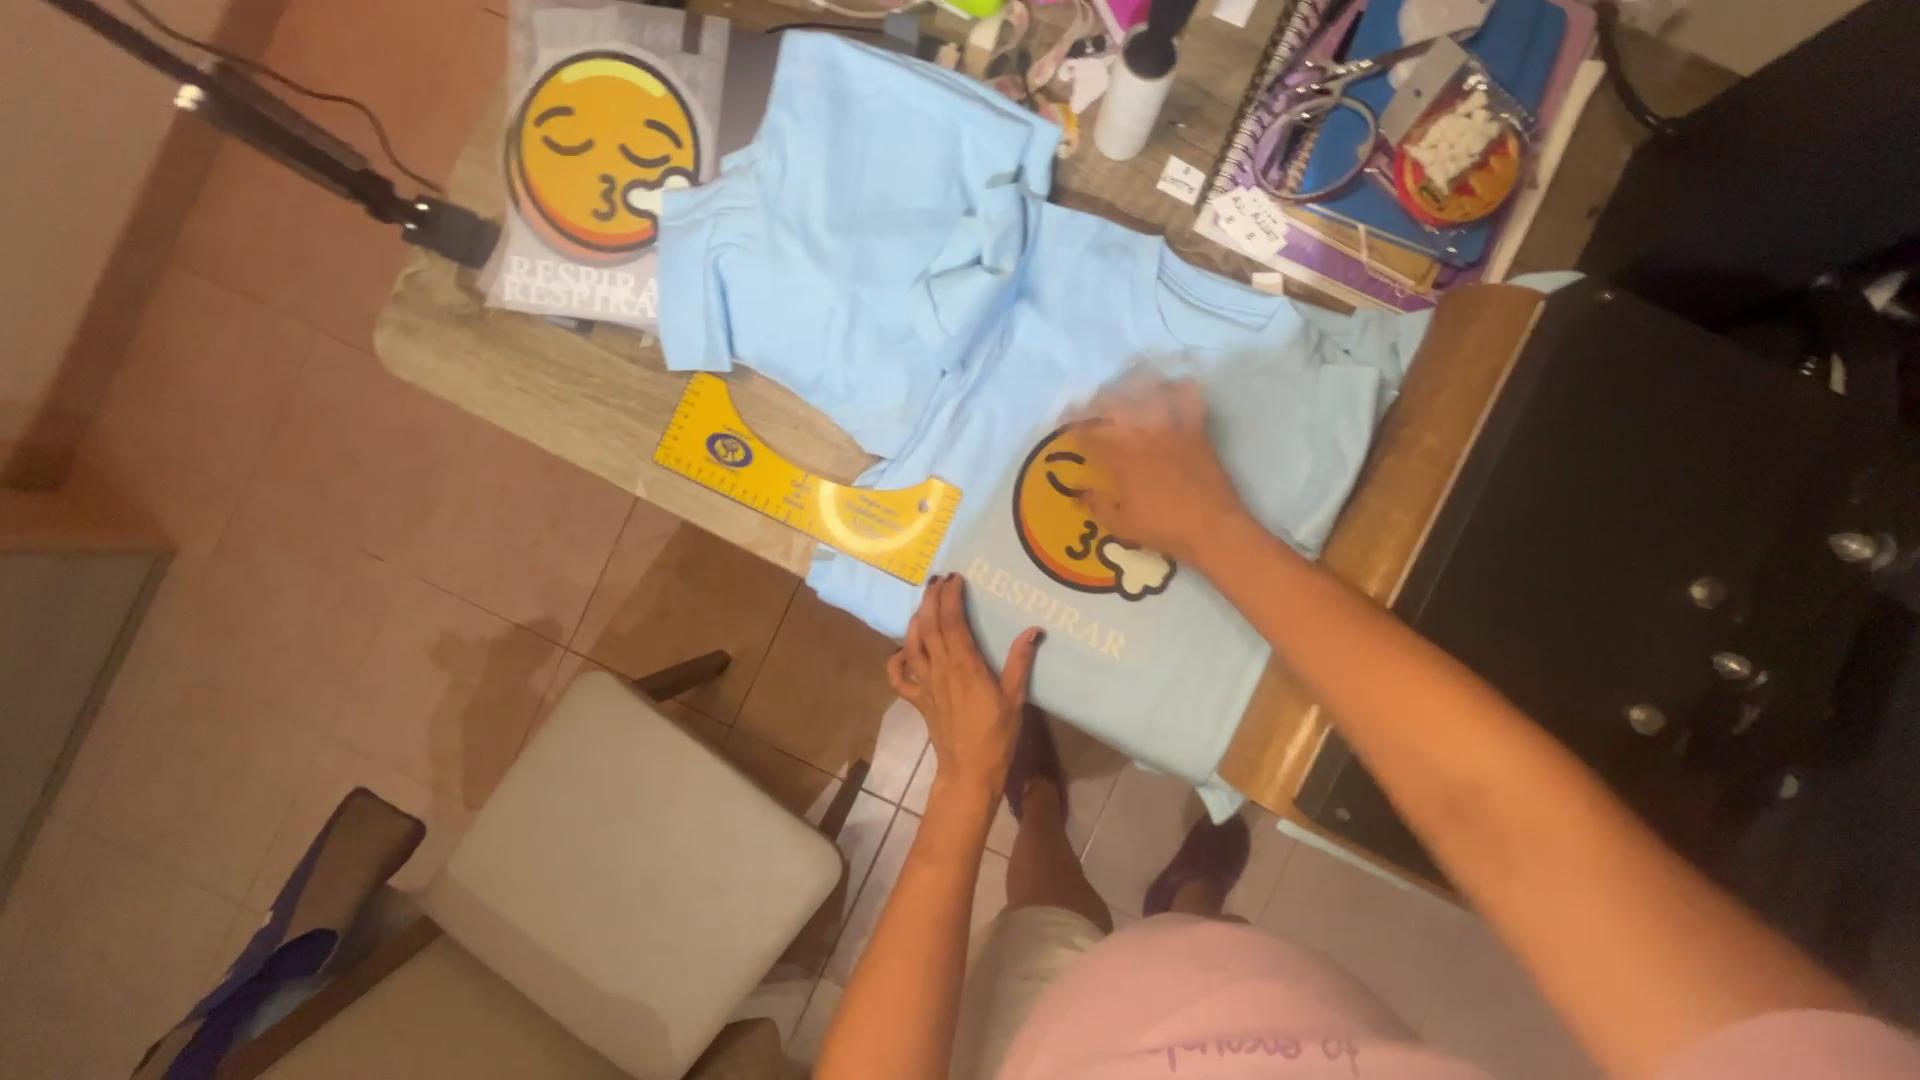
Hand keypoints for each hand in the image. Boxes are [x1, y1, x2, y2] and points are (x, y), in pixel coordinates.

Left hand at [886, 575, 1041, 795]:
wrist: (969, 771)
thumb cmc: (997, 736)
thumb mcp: (1015, 698)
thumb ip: (1020, 662)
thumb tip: (1034, 630)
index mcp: (966, 666)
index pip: (953, 622)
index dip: (951, 597)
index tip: (955, 578)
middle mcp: (941, 670)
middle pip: (929, 626)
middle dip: (931, 600)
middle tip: (938, 581)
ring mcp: (925, 685)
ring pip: (912, 645)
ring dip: (915, 621)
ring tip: (924, 604)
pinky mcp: (918, 700)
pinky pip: (899, 678)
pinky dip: (895, 661)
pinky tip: (900, 650)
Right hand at [1072, 374, 1252, 563]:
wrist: (1213, 528)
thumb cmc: (1163, 529)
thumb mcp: (1121, 525)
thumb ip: (1097, 505)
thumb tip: (1081, 493)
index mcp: (1120, 459)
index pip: (1089, 435)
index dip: (1074, 429)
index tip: (1068, 428)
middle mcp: (1143, 436)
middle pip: (1113, 405)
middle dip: (1097, 403)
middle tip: (1091, 407)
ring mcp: (1171, 430)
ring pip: (1149, 394)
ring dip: (1133, 387)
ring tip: (1126, 388)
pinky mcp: (1196, 432)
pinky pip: (1188, 400)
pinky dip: (1179, 389)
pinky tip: (1172, 387)